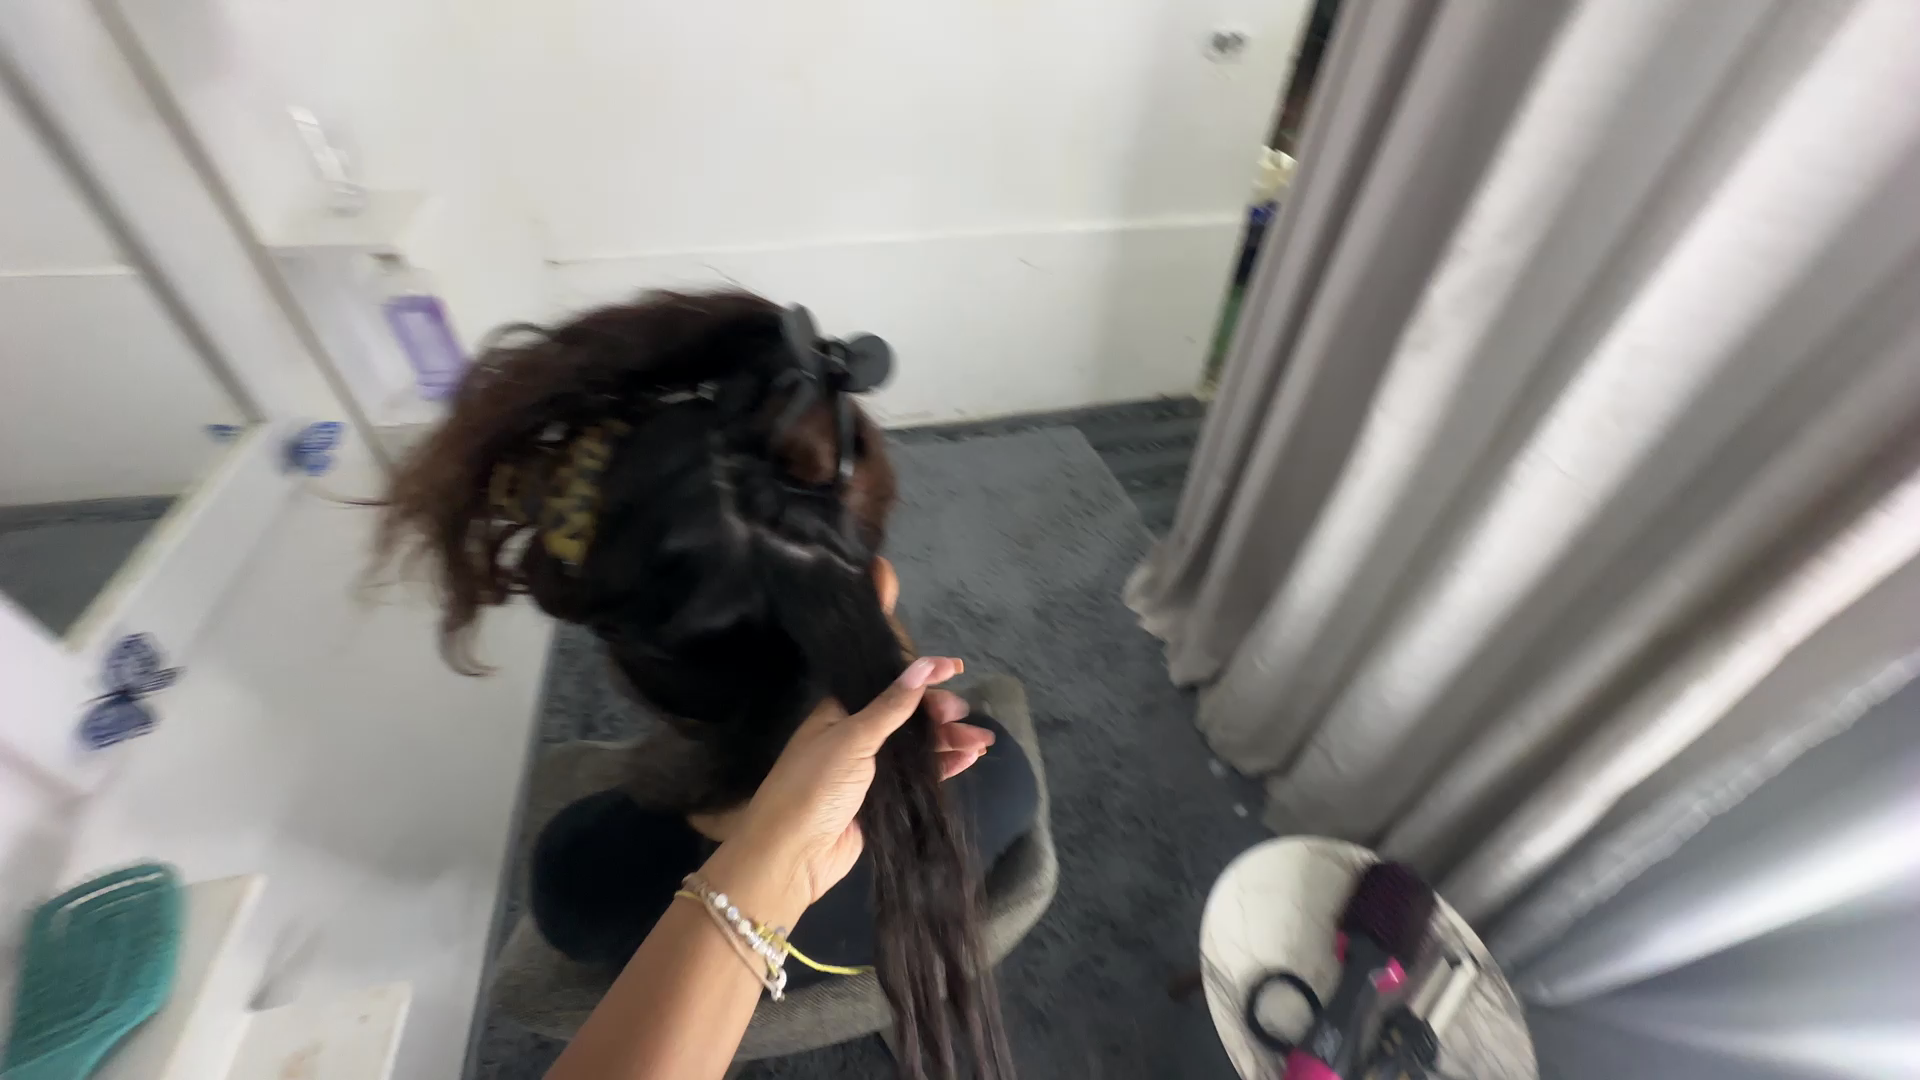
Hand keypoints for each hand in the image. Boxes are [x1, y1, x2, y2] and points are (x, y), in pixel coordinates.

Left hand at [703, 656, 970, 914]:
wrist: (790, 856)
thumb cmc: (814, 786)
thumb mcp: (853, 738)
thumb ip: (892, 704)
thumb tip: (926, 664)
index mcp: (841, 711)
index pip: (888, 684)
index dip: (921, 676)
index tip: (955, 668)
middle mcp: (856, 735)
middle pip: (907, 715)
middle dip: (939, 712)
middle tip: (964, 714)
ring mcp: (871, 768)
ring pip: (918, 746)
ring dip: (949, 740)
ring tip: (983, 741)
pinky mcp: (884, 799)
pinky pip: (920, 775)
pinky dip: (944, 766)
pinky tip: (970, 758)